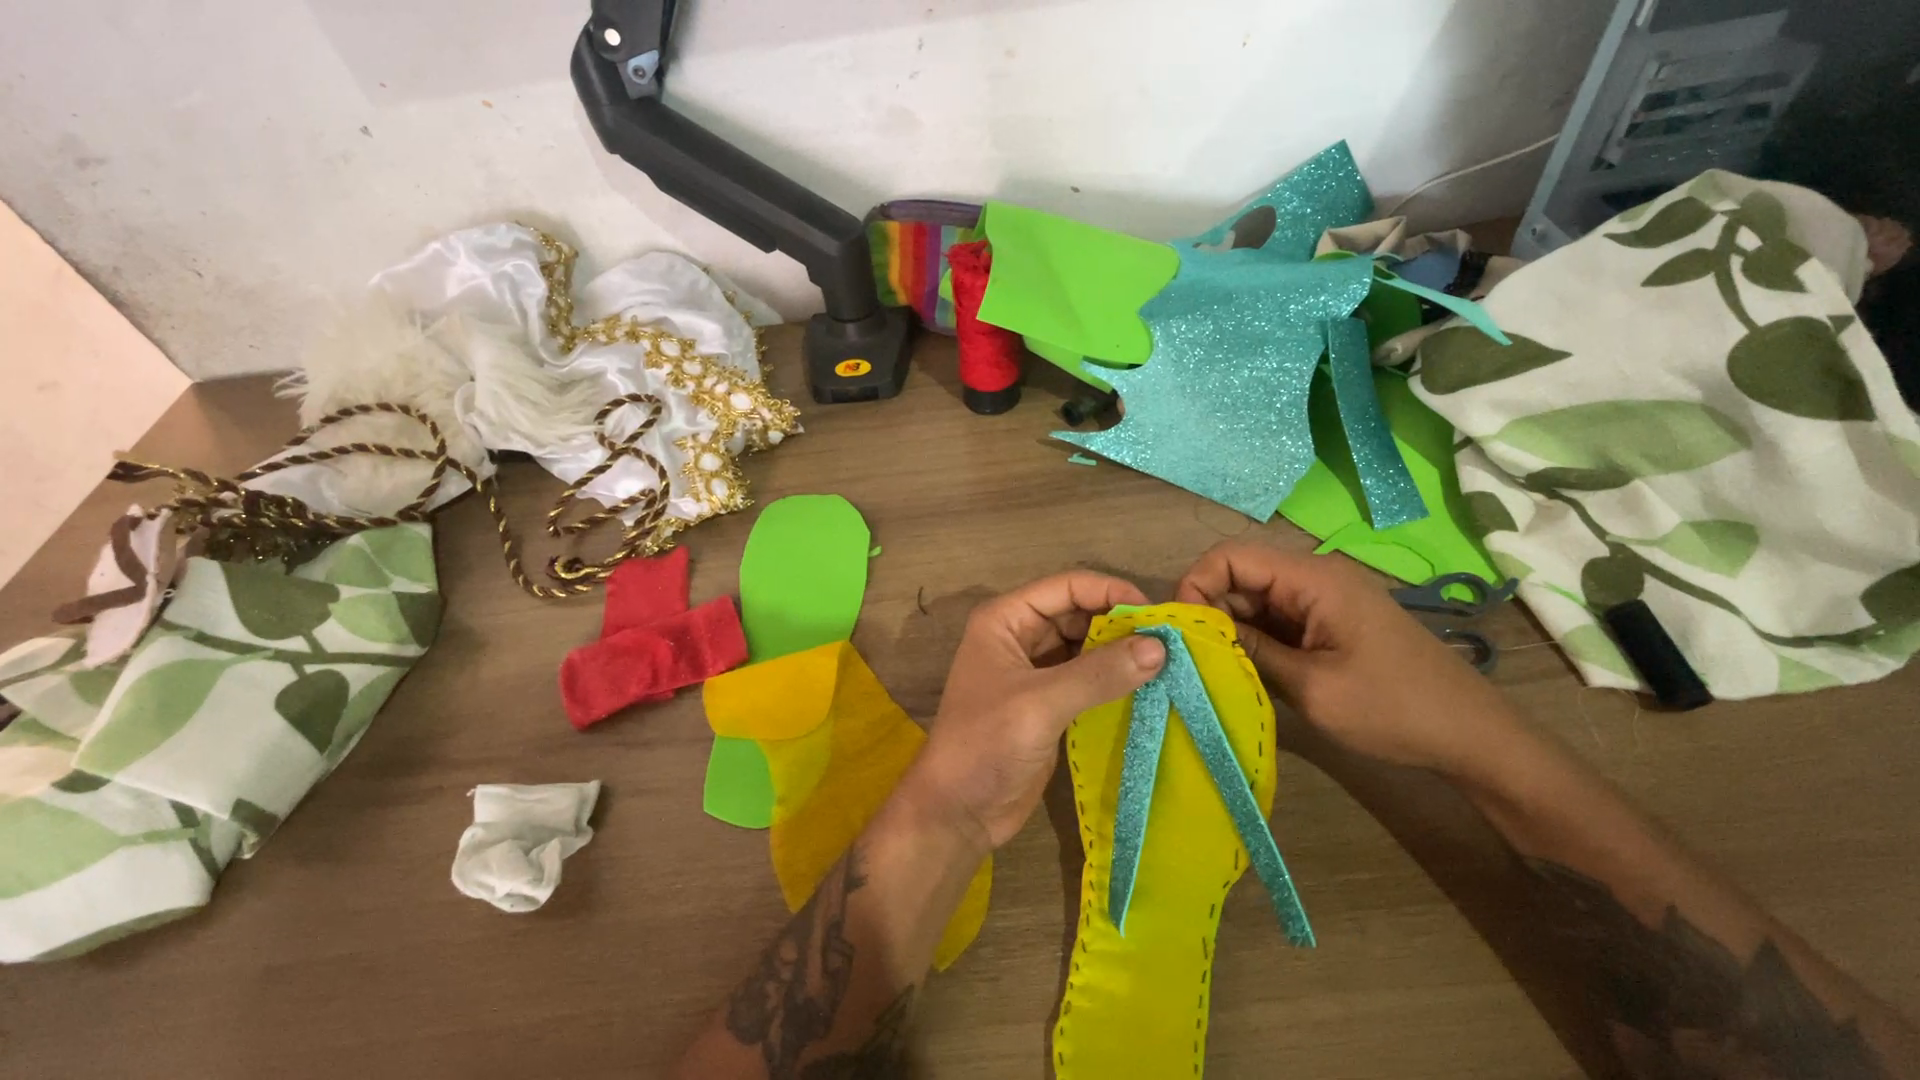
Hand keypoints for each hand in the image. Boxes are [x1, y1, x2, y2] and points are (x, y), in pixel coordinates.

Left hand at [907, 571, 1166, 852]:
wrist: (958, 811)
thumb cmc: (986, 746)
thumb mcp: (1041, 704)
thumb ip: (1098, 674)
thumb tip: (1159, 647)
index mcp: (1005, 620)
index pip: (1067, 586)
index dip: (1111, 592)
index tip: (1157, 616)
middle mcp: (1020, 637)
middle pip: (1080, 613)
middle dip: (1121, 623)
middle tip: (1171, 642)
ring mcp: (1035, 671)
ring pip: (1087, 645)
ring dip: (1121, 652)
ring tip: (1168, 662)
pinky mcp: (1049, 703)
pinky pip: (1088, 678)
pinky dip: (1115, 679)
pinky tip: (1148, 687)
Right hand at [1174, 540, 1522, 776]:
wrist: (1470, 734)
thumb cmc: (1392, 709)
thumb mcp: (1311, 686)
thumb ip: (1249, 652)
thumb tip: (1192, 633)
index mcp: (1314, 578)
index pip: (1230, 556)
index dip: (1196, 584)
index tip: (1181, 632)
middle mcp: (1316, 577)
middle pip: (1240, 575)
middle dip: (1208, 610)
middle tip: (1189, 658)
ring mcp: (1324, 599)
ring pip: (1254, 599)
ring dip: (1229, 629)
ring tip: (1210, 668)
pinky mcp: (1329, 622)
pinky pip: (1276, 619)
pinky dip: (1253, 640)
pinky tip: (1242, 671)